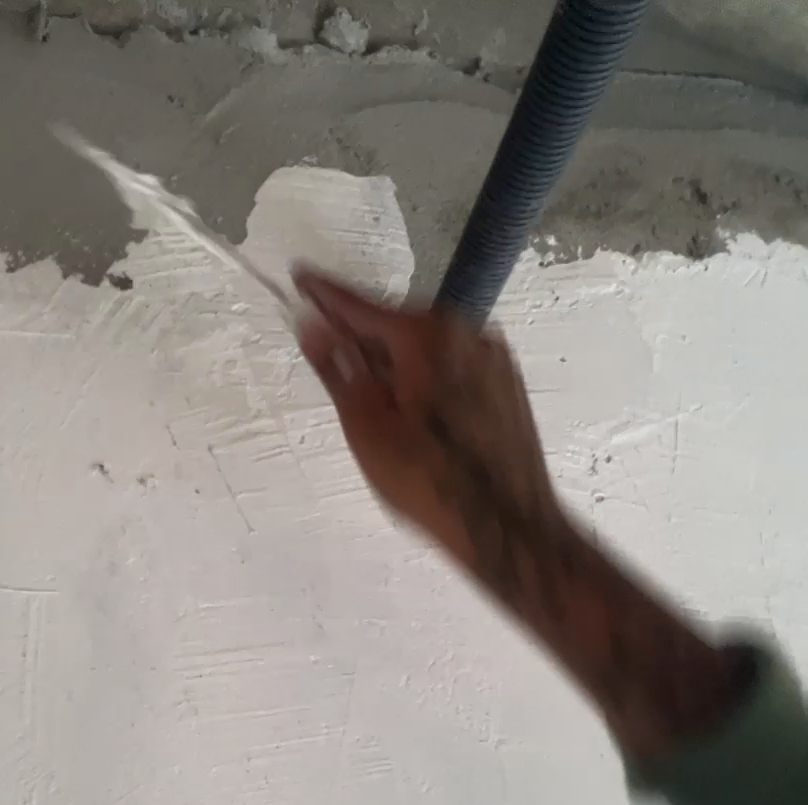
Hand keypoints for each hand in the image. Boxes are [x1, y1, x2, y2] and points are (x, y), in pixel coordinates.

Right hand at [293, 266, 734, 759]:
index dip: (324, 294)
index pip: (360, 306)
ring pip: (426, 348)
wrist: (508, 526)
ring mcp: (493, 356)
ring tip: (377, 405)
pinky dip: (424, 377)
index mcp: (425, 335)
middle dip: (363, 339)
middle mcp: (466, 331)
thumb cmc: (428, 481)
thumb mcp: (366, 426)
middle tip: (333, 362)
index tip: (300, 275)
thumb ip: (338, 369)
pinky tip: (416, 416)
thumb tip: (312, 324)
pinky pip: (451, 366)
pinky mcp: (507, 383)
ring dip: (394, 362)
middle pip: (396, 325)